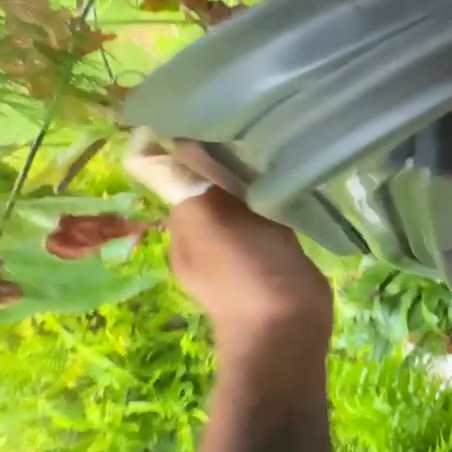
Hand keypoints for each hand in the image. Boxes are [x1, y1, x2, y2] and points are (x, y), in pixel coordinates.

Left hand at [126, 132, 331, 350]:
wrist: (288, 330)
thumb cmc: (246, 274)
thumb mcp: (211, 223)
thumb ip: (186, 187)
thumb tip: (154, 141)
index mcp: (184, 229)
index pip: (180, 178)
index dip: (191, 151)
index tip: (216, 120)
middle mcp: (206, 238)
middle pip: (213, 189)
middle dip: (228, 162)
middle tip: (258, 128)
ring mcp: (242, 251)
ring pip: (244, 204)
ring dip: (256, 183)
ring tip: (282, 154)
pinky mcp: (277, 258)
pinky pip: (272, 219)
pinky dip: (280, 202)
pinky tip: (297, 192)